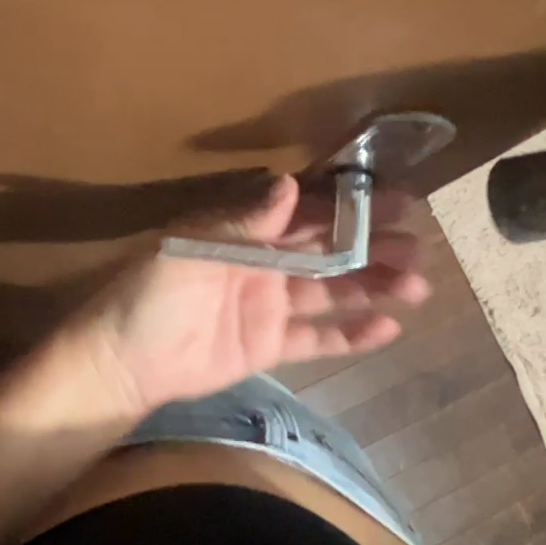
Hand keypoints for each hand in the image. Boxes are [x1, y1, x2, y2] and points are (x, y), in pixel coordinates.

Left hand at [70, 174, 430, 413]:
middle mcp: (264, 265)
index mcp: (246, 235)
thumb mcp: (190, 252)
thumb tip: (288, 182)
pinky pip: (317, 338)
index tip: (397, 201)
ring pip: (332, 292)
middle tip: (420, 247)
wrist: (124, 362)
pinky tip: (389, 328)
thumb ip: (242, 225)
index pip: (307, 215)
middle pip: (329, 251)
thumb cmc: (149, 297)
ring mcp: (269, 306)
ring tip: (418, 287)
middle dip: (374, 247)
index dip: (351, 208)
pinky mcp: (269, 345)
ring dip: (373, 287)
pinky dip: (351, 335)